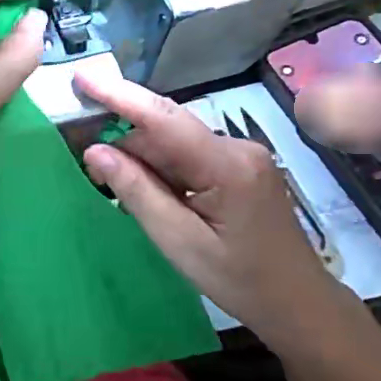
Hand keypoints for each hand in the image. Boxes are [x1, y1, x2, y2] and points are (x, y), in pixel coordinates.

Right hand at [75, 72, 349, 337]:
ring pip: (174, 144)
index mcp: (227, 165)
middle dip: (125, 143)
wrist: (298, 302)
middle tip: (91, 171)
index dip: (118, 96)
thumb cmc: (239, 280)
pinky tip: (155, 196)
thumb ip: (137, 192)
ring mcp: (242, 155)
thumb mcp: (179, 242)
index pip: (163, 118)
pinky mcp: (240, 166)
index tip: (82, 77)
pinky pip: (188, 156)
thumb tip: (95, 151)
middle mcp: (237, 148)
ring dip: (143, 161)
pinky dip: (163, 170)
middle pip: (165, 131)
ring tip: (122, 193)